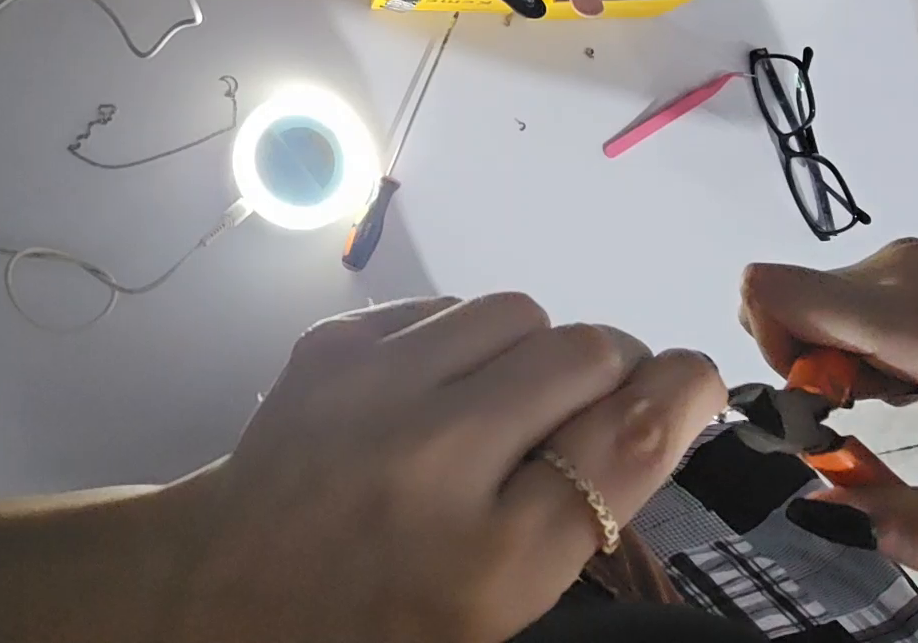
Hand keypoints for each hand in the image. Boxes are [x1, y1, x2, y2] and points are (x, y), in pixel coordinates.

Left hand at [162, 294, 725, 642]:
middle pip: (582, 354)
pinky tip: (434, 382)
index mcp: (488, 559)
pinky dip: (463, 336)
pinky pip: (444, 306)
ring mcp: (372, 383)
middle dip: (612, 364)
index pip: (623, 444)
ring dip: (536, 344)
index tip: (696, 376)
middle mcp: (435, 455)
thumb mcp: (491, 606)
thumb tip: (638, 412)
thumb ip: (571, 516)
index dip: (680, 396)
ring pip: (515, 311)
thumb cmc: (371, 619)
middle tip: (597, 389)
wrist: (221, 587)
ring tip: (508, 387)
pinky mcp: (331, 342)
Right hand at [740, 238, 917, 575]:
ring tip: (893, 394)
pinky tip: (901, 373)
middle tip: (860, 409)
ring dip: (824, 354)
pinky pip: (829, 293)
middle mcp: (910, 274)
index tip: (817, 398)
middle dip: (801, 363)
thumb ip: (894, 524)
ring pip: (802, 298)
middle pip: (782, 300)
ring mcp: (911, 260)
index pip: (777, 292)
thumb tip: (812, 505)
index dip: (768, 346)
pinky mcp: (910, 262)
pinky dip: (843, 338)